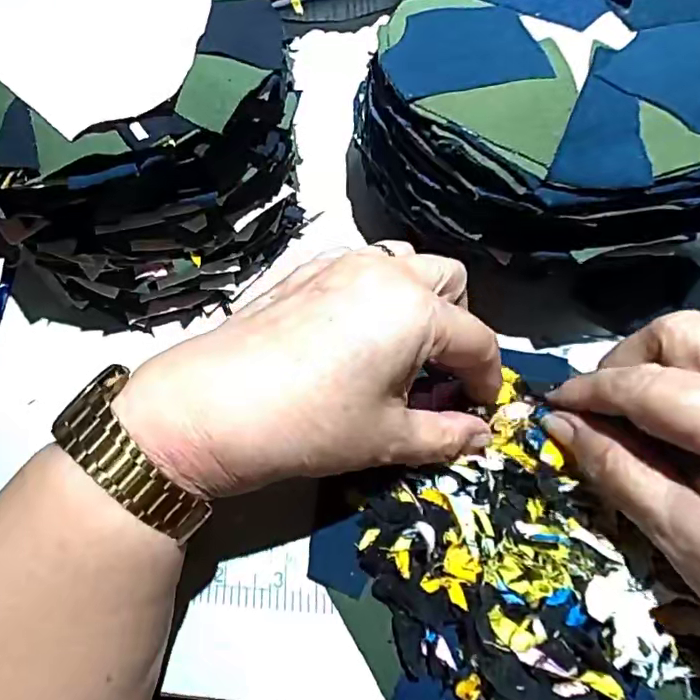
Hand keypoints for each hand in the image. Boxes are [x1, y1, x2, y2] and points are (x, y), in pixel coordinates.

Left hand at [110, 243, 502, 499]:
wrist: (210, 407)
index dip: (488, 379)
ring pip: (407, 262)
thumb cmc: (309, 426)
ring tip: (400, 346)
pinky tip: (355, 331)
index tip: (480, 408)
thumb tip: (482, 436)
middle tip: (438, 372)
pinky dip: (378, 289)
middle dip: (458, 325)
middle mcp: (386, 271)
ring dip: (420, 299)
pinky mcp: (309, 267)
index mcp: (415, 310)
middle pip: (451, 282)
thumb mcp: (387, 438)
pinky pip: (363, 263)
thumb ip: (447, 435)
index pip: (478, 340)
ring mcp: (344, 262)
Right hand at [542, 317, 699, 699]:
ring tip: (641, 429)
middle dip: (626, 363)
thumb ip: (621, 474)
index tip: (549, 408)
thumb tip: (560, 426)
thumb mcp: (699, 553)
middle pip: (689, 332)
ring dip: (667, 374)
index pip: (654, 382)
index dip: (590, 390)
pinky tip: (699, 440)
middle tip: (597, 415)